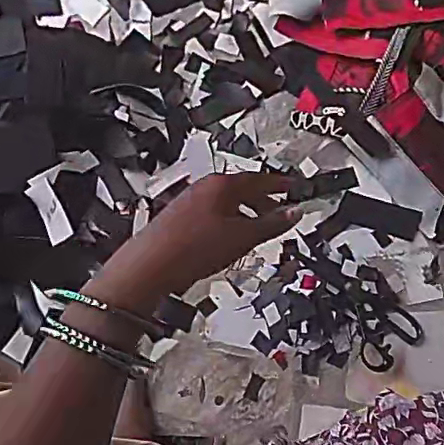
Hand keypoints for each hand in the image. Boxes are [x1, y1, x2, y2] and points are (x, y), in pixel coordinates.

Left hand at [89, 173, 298, 304]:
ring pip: (226, 204)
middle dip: (264, 202)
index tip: (293, 186)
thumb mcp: (243, 237)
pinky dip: (227, 224)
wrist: (150, 265)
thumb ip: (272, 224)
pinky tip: (228, 242)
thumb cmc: (188, 247)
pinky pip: (212, 216)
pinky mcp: (179, 219)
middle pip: (243, 190)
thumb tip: (293, 213)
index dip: (281, 185)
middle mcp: (203, 188)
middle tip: (280, 211)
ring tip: (257, 231)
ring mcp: (189, 202)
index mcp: (221, 184)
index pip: (260, 179)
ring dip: (245, 215)